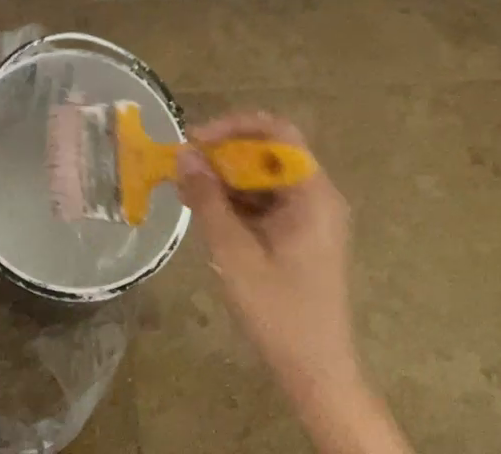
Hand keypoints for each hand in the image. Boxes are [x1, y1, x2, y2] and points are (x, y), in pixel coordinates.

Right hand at [176, 112, 358, 392]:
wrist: (316, 373)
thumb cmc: (279, 310)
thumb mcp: (234, 253)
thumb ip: (208, 200)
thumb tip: (186, 155)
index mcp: (312, 194)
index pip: (276, 131)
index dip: (234, 126)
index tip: (195, 141)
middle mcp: (317, 196)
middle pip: (268, 153)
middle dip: (223, 155)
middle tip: (183, 168)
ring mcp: (311, 218)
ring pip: (263, 178)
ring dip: (225, 179)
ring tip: (186, 192)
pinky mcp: (301, 237)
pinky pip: (266, 202)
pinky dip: (236, 202)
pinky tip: (206, 214)